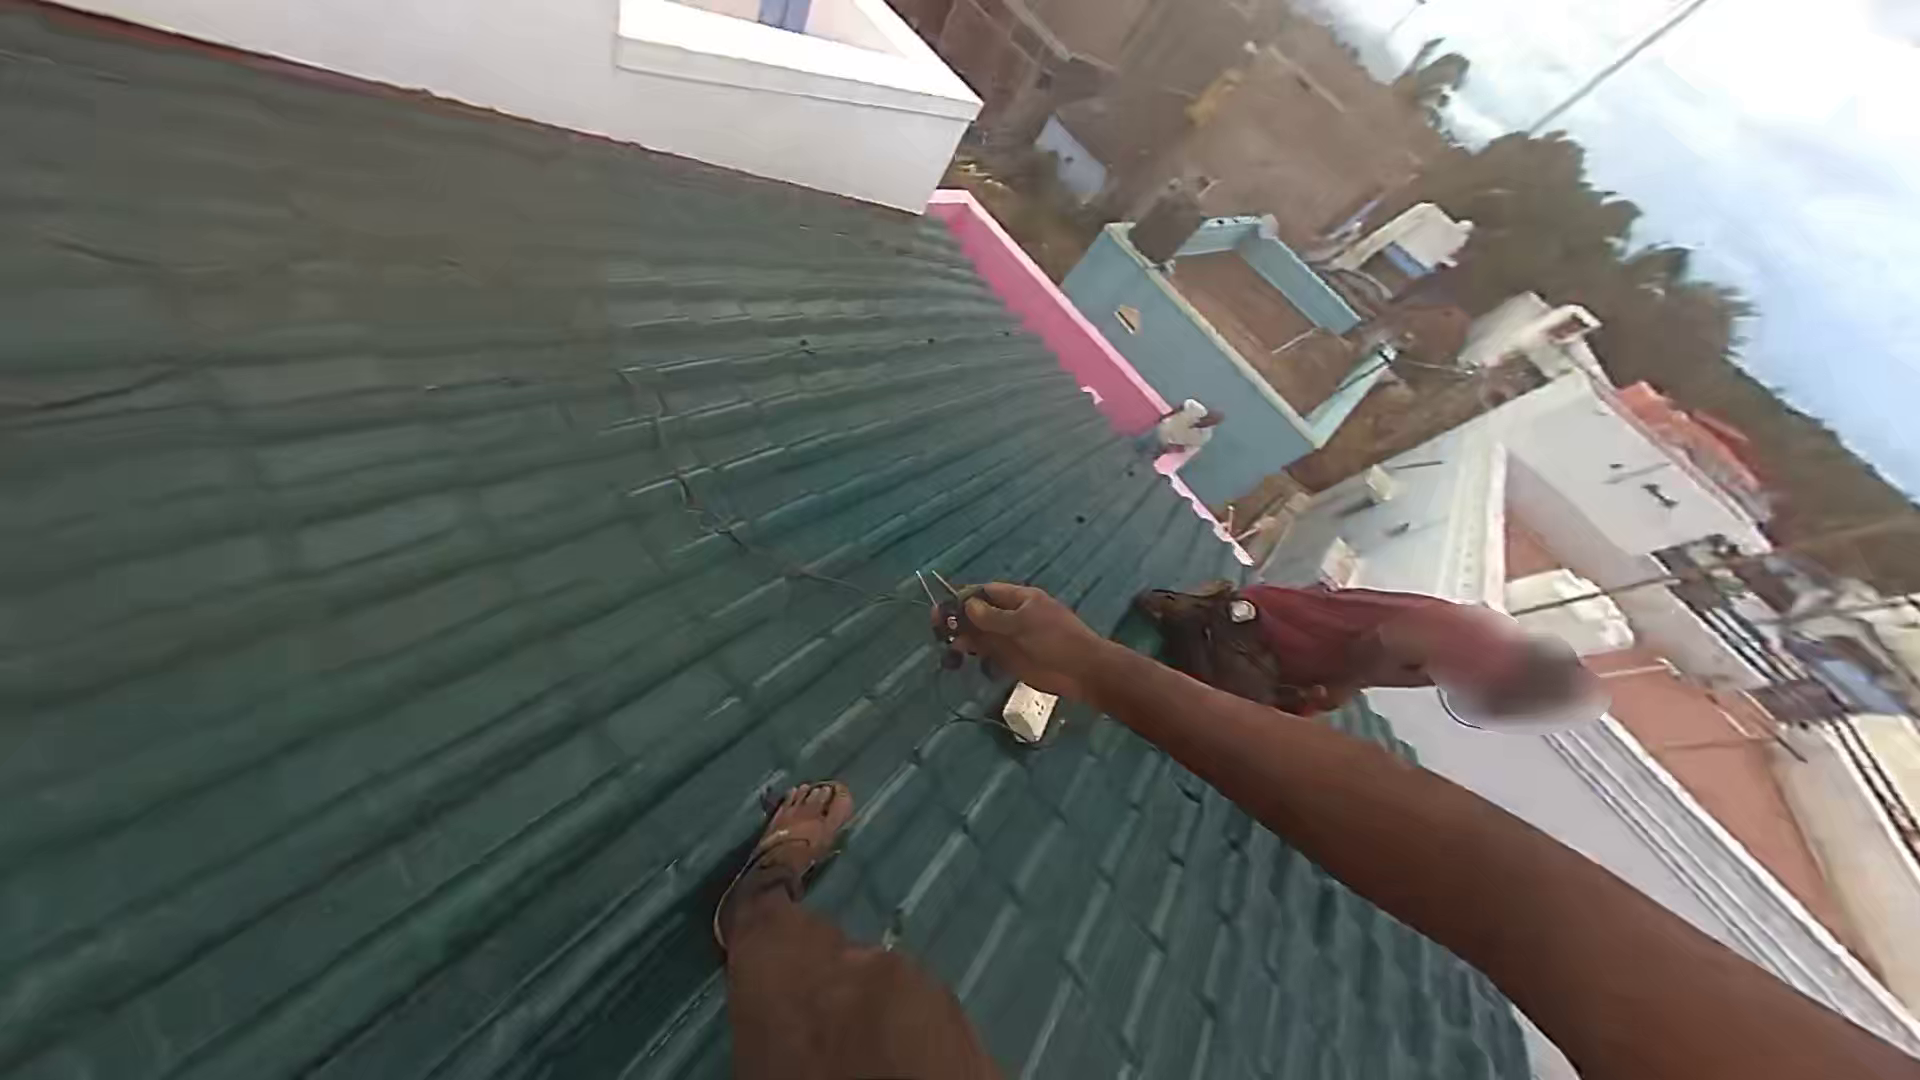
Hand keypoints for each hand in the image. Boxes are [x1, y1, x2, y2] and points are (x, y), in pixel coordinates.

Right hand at [946, 583, 1116, 702]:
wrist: (1082, 671)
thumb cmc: (1056, 639)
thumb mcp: (1023, 623)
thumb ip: (993, 617)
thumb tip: (967, 605)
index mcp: (1019, 600)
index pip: (986, 592)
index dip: (964, 597)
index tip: (945, 606)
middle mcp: (1012, 617)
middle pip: (979, 614)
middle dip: (959, 619)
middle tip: (937, 628)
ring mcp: (1011, 639)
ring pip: (980, 635)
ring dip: (964, 639)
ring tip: (950, 646)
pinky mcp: (1011, 660)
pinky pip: (988, 655)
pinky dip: (976, 656)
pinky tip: (965, 660)